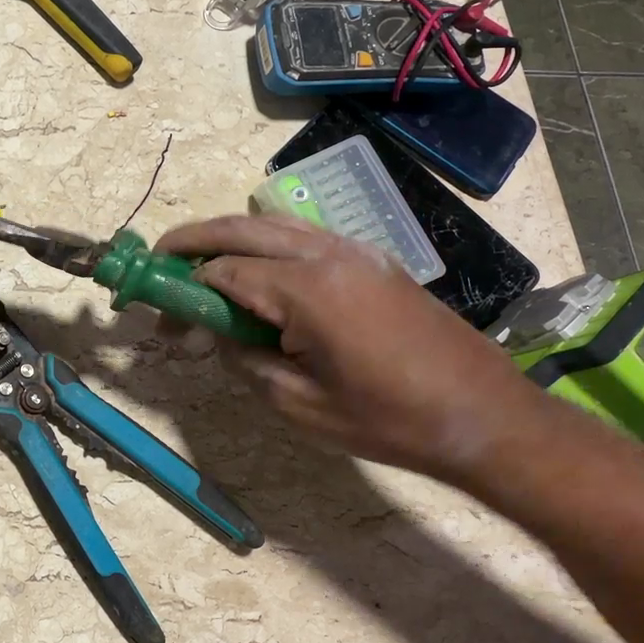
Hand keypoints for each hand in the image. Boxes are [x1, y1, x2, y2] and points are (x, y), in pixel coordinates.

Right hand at [155, 215, 551, 483]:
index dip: (182, 292)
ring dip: (230, 235)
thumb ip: (243, 359)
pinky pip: (305, 236)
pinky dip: (266, 242)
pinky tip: (254, 268)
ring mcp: (357, 253)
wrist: (486, 417)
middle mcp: (329, 256)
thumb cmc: (387, 419)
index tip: (162, 321)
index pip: (222, 272)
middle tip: (158, 258)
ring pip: (275, 223)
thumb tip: (215, 334)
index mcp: (308, 290)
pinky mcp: (374, 263)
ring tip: (196, 258)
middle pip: (243, 228)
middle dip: (194, 240)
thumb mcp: (297, 403)